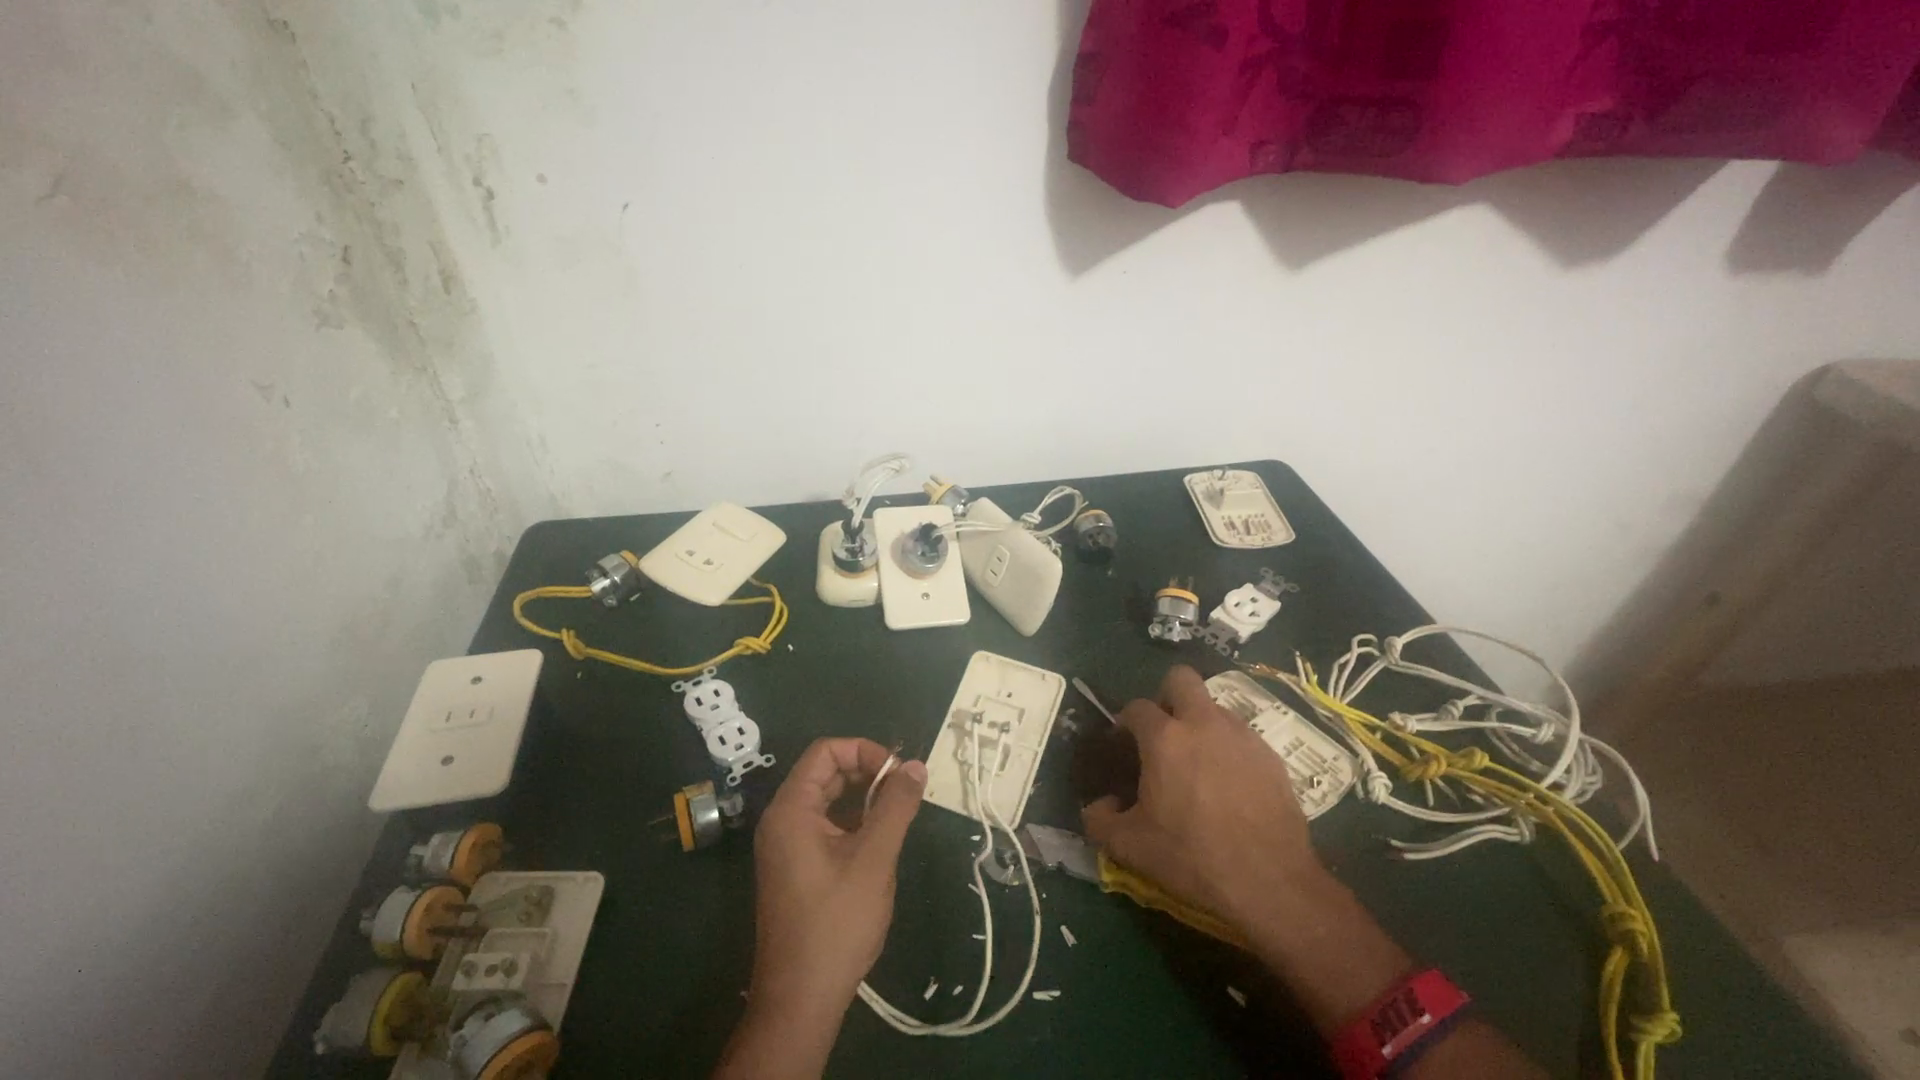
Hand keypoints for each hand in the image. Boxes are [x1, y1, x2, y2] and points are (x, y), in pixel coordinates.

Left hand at [747, 738, 925, 1020]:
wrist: (801, 996)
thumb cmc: (836, 922)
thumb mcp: (874, 858)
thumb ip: (895, 806)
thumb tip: (916, 766)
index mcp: (791, 809)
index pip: (825, 751)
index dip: (865, 751)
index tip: (900, 774)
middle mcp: (782, 820)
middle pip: (825, 772)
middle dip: (867, 773)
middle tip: (906, 793)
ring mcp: (785, 846)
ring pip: (827, 801)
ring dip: (863, 799)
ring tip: (899, 816)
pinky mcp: (795, 868)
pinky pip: (824, 827)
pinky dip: (853, 824)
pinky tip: (880, 843)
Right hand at [1081, 665, 1326, 934]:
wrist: (1269, 882)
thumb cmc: (1192, 857)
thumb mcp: (1129, 846)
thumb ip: (1099, 819)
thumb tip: (1100, 804)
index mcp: (1165, 739)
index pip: (1137, 707)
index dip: (1125, 723)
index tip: (1123, 747)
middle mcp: (1204, 724)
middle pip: (1181, 679)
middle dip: (1167, 697)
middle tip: (1163, 734)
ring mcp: (1243, 736)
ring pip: (1215, 708)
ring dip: (1201, 725)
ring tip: (1198, 767)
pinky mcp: (1272, 756)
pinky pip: (1242, 737)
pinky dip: (1229, 751)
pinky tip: (1229, 788)